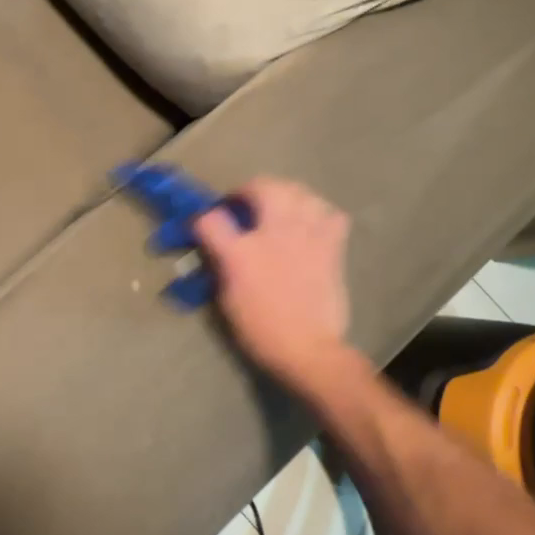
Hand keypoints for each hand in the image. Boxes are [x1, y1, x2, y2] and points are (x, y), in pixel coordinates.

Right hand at [194, 177, 353, 383]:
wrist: (307, 348)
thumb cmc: (259, 329)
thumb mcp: (226, 296)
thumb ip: (222, 262)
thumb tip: (219, 246)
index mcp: (241, 254)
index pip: (211, 219)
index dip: (202, 219)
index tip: (202, 227)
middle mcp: (274, 236)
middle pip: (263, 187)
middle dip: (248, 190)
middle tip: (243, 205)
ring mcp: (307, 237)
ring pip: (300, 192)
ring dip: (284, 195)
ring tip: (277, 209)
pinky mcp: (332, 246)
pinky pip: (331, 213)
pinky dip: (319, 213)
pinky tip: (309, 224)